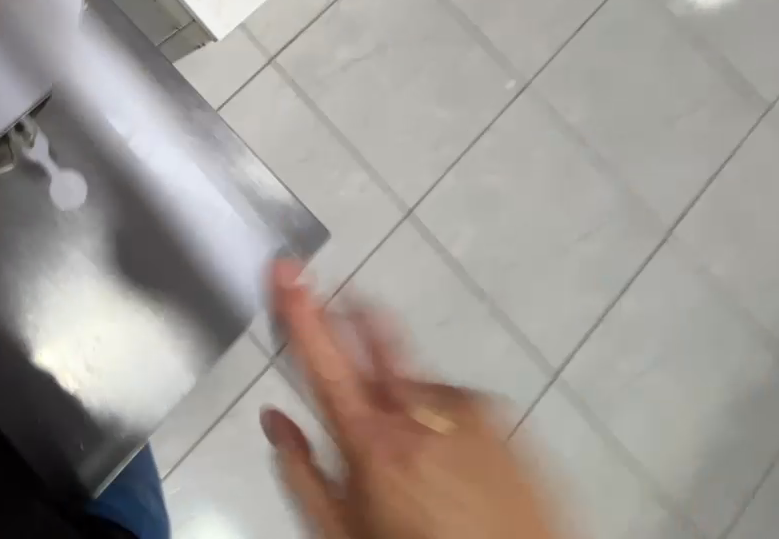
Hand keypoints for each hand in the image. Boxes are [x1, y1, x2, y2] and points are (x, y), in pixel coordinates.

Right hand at [264, 261, 564, 538]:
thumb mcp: (341, 531)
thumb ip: (301, 470)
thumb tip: (273, 416)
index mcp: (370, 438)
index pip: (322, 357)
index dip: (299, 306)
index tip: (286, 266)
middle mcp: (418, 412)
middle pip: (375, 338)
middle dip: (351, 309)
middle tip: (340, 295)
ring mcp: (468, 415)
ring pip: (414, 378)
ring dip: (399, 385)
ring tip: (404, 433)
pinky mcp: (506, 427)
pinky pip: (456, 402)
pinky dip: (441, 413)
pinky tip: (447, 450)